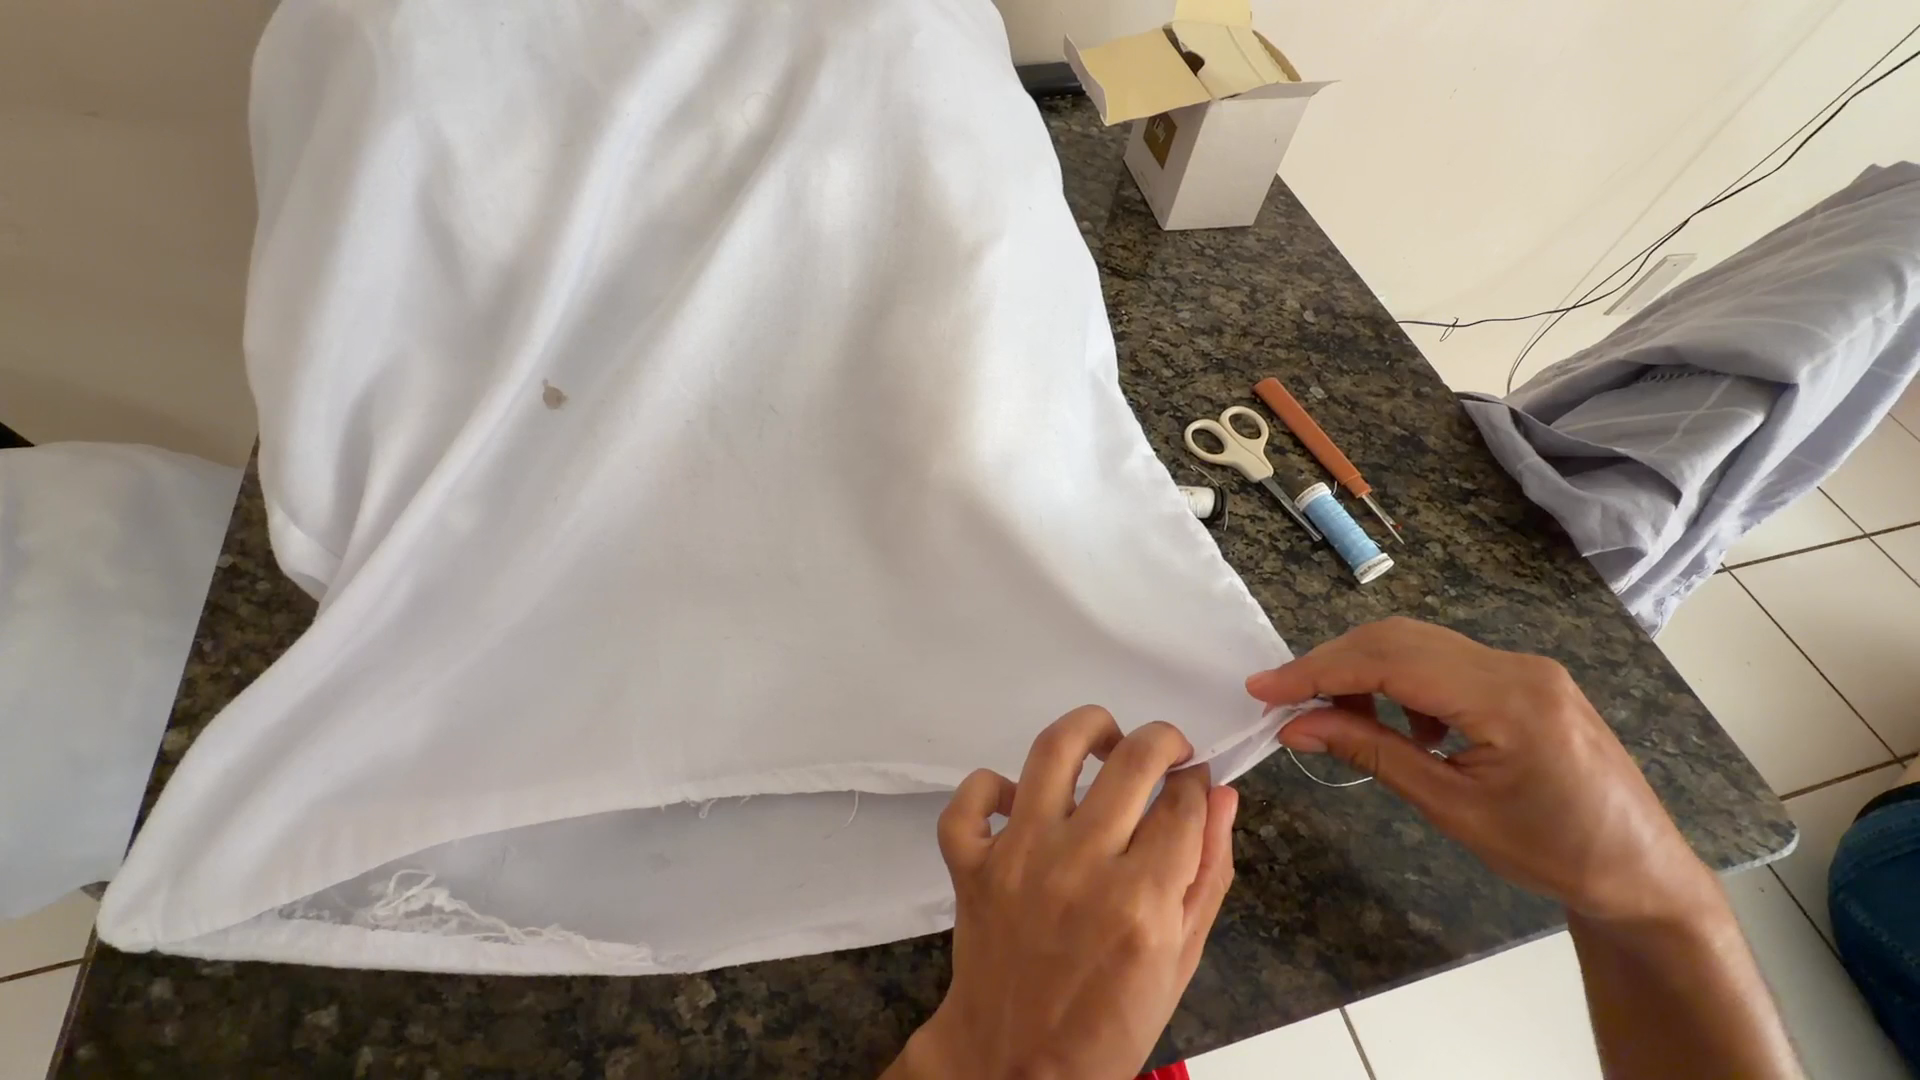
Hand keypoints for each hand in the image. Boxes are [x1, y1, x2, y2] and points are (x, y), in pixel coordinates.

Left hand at [887, 706, 1238, 1079]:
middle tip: (1166, 752)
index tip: (1194, 782)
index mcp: (1142, 901)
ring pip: (1053, 750)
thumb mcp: (1180, 961)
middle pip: (1132, 760)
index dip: (1197, 783)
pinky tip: (1020, 800)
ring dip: (1088, 728)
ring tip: (1104, 742)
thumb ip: (1207, 874)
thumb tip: (1221, 794)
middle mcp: (1080, 866)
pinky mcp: (969, 863)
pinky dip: (991, 785)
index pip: (1184, 803)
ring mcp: (1017, 858)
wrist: (1015, 1066)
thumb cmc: (1111, 1022)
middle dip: (1163, 741)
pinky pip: (972, 796)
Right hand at [1246, 618, 1715, 925]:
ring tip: (1327, 713)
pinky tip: (1393, 722)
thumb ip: (1372, 752)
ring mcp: (1521, 667)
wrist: (1644, 872)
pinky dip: (1396, 681)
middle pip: (1397, 640)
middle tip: (1281, 699)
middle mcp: (1515, 666)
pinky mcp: (1521, 678)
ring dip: (1360, 670)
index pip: (1389, 662)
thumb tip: (1296, 726)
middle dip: (1330, 664)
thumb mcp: (1452, 808)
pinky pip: (1440, 661)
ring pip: (1414, 645)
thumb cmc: (1553, 853)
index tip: (1262, 688)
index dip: (1317, 670)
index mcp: (1508, 699)